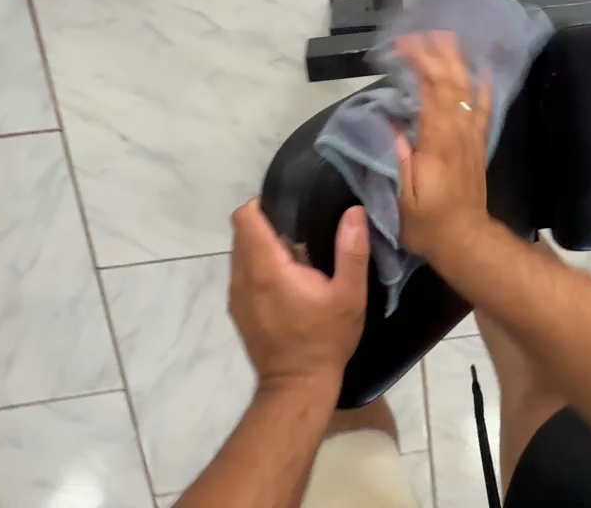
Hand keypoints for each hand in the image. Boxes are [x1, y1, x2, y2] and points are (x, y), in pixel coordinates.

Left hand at [228, 199, 368, 396]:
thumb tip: (354, 211)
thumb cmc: (325, 339)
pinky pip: (242, 271)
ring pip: (240, 251)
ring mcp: (236, 295)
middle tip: (301, 223)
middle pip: (242, 231)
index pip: (245, 217)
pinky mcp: (238, 310)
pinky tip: (287, 275)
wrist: (297, 388)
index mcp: (267, 268)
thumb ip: (352, 251)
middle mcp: (243, 277)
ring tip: (297, 248)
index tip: (291, 203)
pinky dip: (258, 263)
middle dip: (267, 220)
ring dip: (262, 242)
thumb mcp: (349, 295)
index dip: (263, 202)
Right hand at [395, 32, 493, 258]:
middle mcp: (460, 131)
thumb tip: (391, 122)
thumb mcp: (402, 195)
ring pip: (469, 89)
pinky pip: (485, 107)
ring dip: (457, 61)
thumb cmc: (426, 221)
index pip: (432, 90)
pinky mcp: (478, 143)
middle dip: (437, 53)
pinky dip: (483, 85)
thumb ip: (398, 156)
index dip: (420, 63)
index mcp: (438, 140)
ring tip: (446, 38)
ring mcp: (472, 135)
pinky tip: (482, 69)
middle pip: (452, 82)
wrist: (464, 239)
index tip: (401, 47)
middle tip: (420, 33)